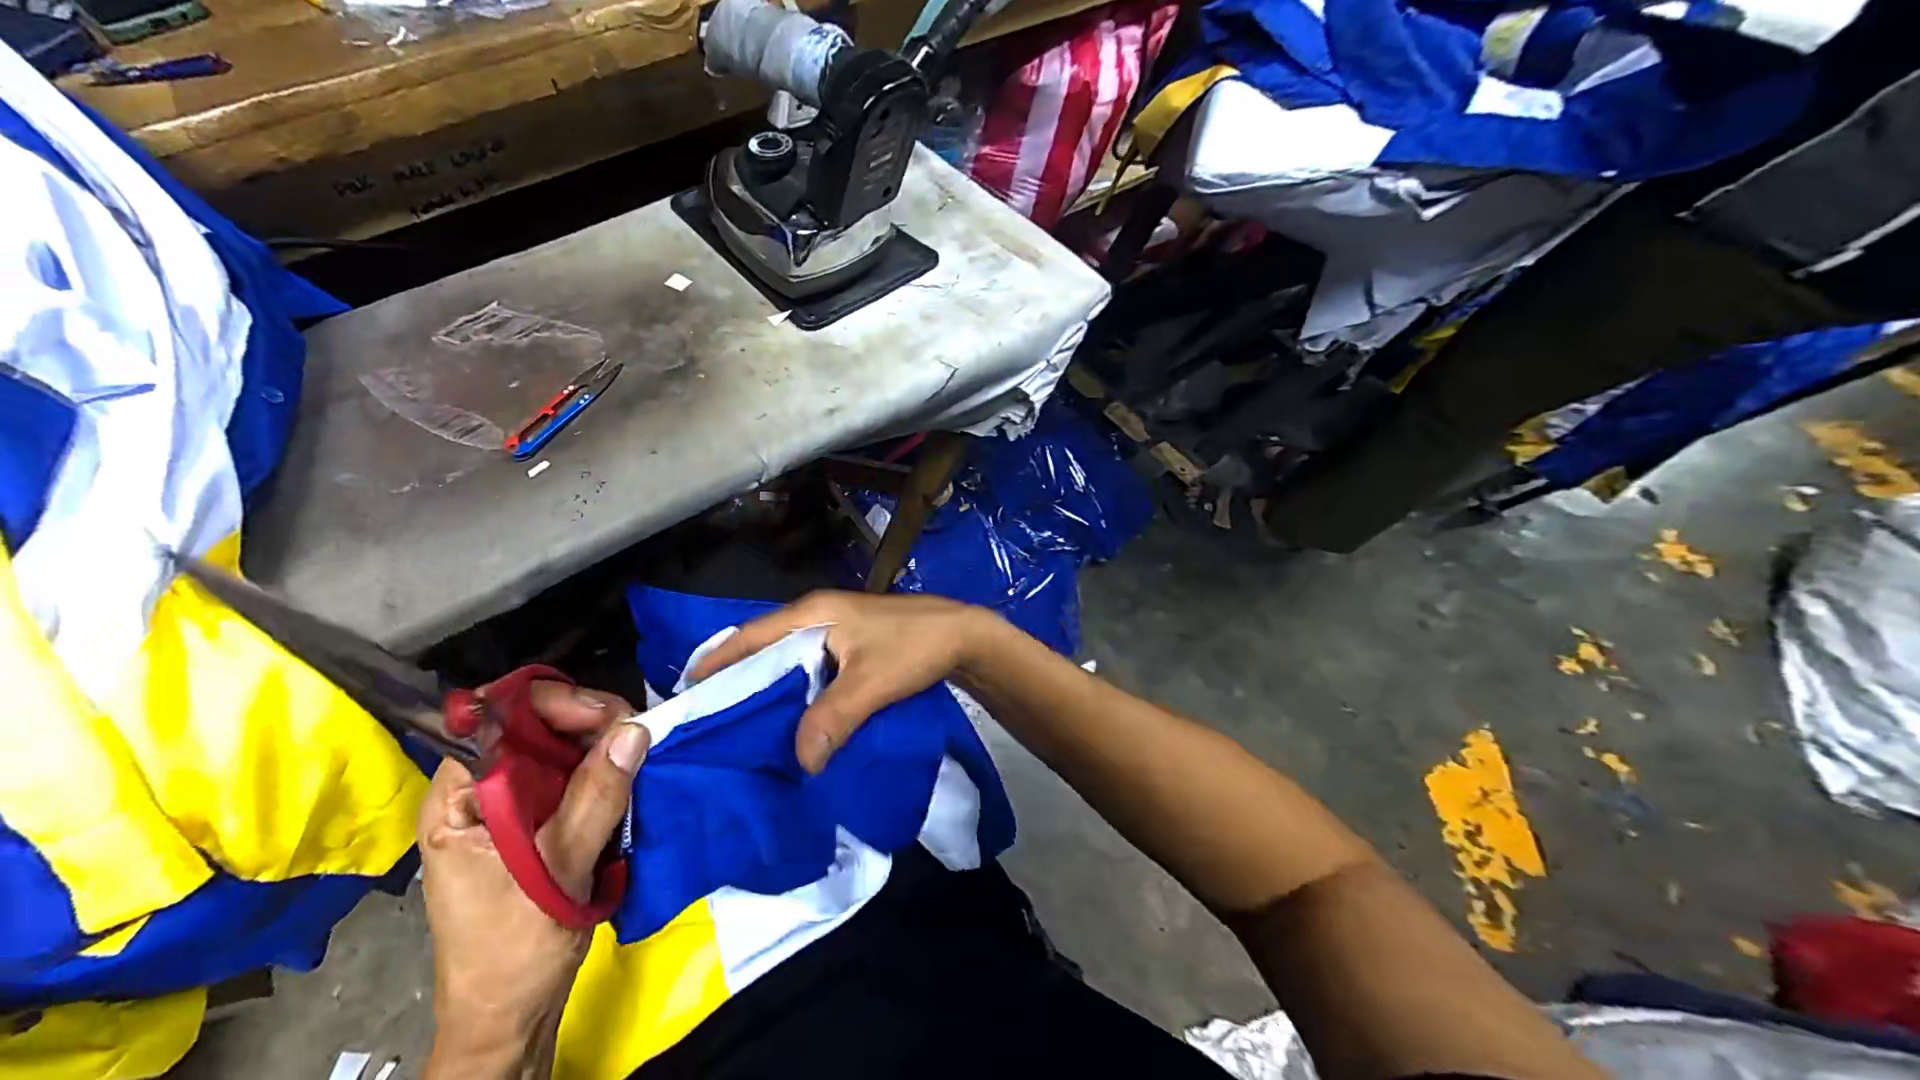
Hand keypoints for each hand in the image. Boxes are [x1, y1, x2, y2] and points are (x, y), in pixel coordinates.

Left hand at [420, 680, 648, 1079]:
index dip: (551, 706)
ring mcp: (514, 809)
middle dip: (589, 724)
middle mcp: (483, 793)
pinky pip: (578, 779)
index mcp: (460, 798)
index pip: (496, 718)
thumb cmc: (513, 952)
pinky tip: (631, 783)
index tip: (605, 718)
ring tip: (640, 759)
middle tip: (636, 737)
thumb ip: (595, 798)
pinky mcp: (543, 824)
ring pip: (563, 752)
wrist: (510, 1020)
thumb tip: (634, 730)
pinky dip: (607, 774)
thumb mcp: (556, 872)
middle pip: (537, 728)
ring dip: (605, 750)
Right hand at [688, 590, 998, 772]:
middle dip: (736, 680)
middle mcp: (818, 616)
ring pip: (788, 661)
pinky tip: (791, 722)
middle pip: (763, 648)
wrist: (966, 636)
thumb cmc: (915, 647)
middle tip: (709, 723)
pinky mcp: (852, 647)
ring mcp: (836, 630)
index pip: (750, 636)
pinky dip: (796, 693)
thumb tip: (800, 762)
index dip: (716, 662)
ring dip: (768, 689)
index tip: (686, 694)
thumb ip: (833, 717)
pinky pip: (810, 670)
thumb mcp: (871, 682)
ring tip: (742, 730)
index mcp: (813, 613)